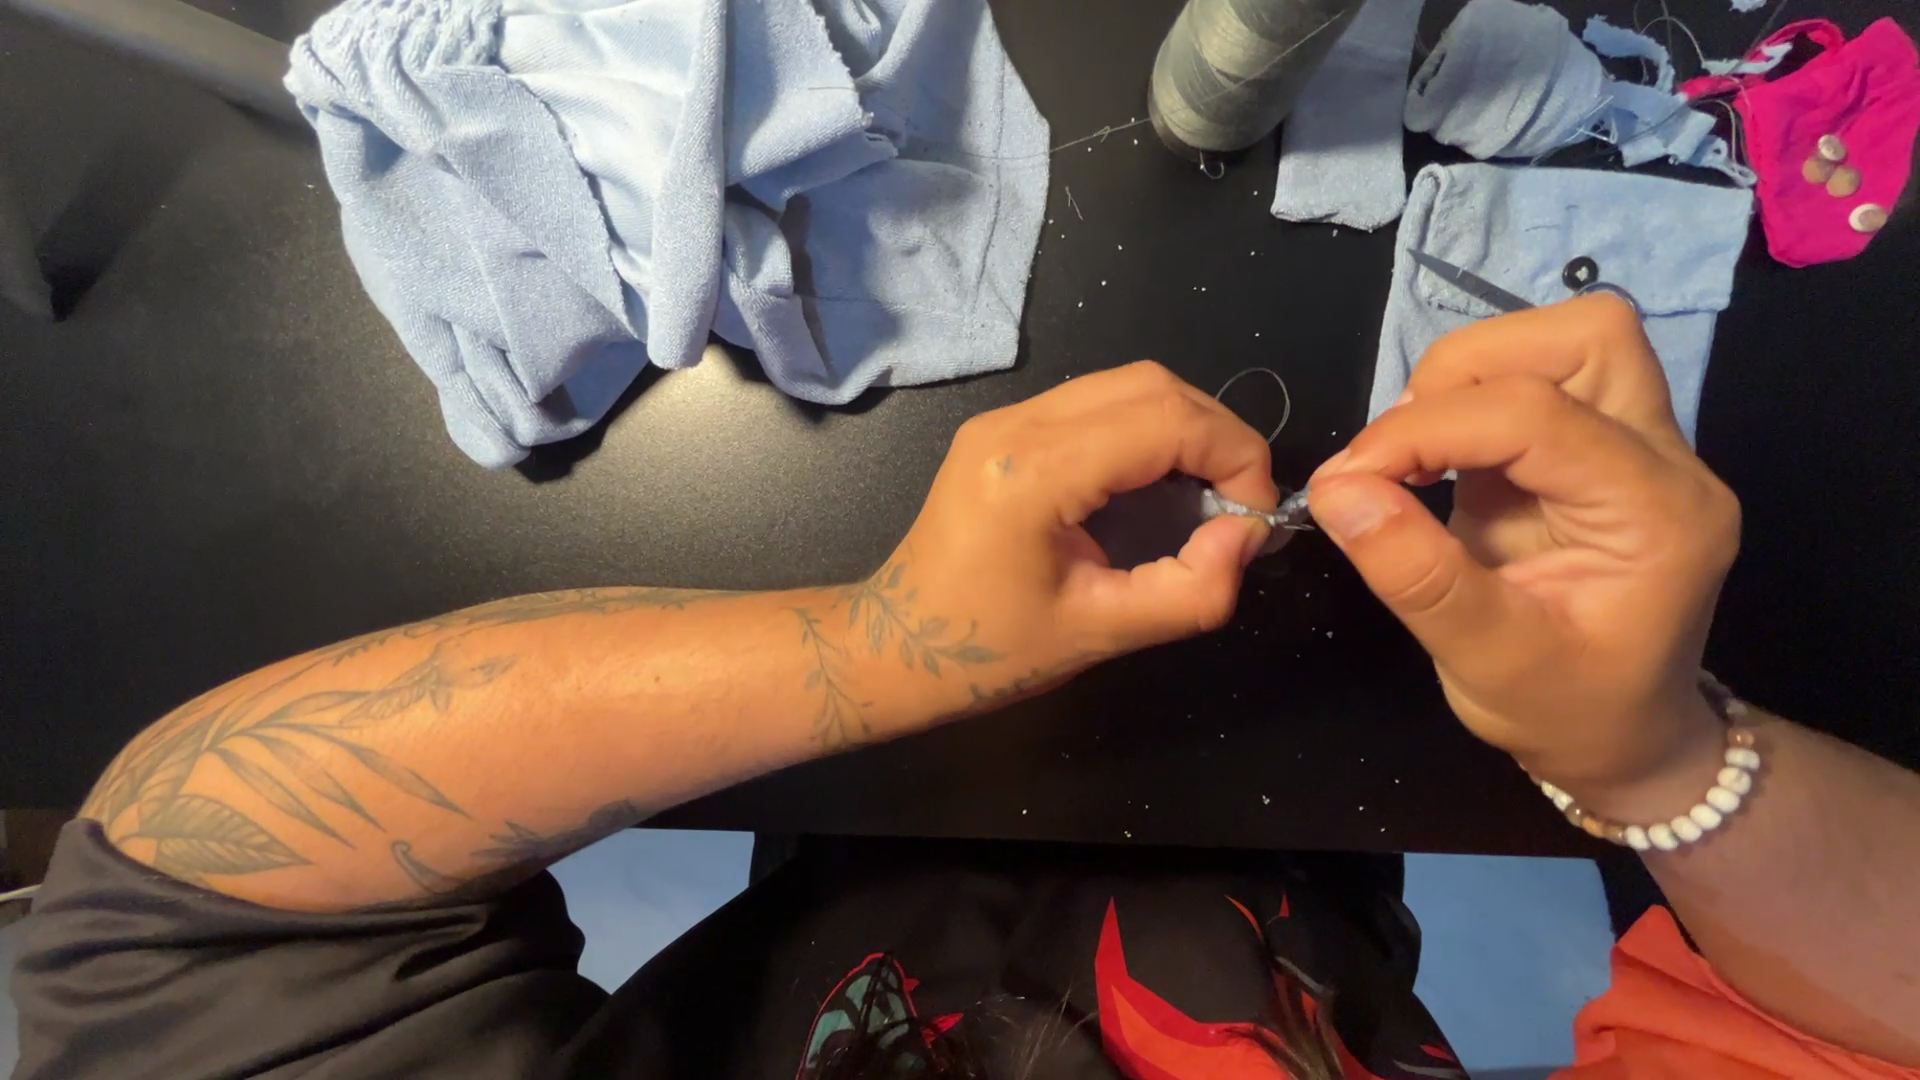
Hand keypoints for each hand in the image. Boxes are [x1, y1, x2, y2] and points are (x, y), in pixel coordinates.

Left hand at [894, 361, 1276, 687]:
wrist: (898, 644)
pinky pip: (1092, 404)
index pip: (1166, 420)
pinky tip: (1151, 484)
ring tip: (1201, 494)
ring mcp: (1001, 420)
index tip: (1252, 517)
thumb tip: (1247, 534)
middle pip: (1150, 384)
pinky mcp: (1000, 430)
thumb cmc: (990, 652)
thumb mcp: (1102, 633)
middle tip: (1234, 502)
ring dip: (1181, 428)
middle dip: (1215, 435)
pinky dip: (1142, 432)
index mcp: (1033, 471)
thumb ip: (1193, 589)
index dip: (1234, 456)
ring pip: (1123, 385)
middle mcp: (1014, 425)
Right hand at [1309, 297, 1742, 805]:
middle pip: (1579, 338)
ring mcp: (1623, 447)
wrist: (1617, 734)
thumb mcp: (1481, 658)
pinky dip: (1455, 402)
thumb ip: (1412, 572)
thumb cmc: (1562, 707)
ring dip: (1459, 379)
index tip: (1342, 481)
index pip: (1533, 414)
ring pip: (1557, 342)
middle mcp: (1655, 458)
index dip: (1420, 431)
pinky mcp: (1576, 450)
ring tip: (1406, 453)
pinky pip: (1524, 380)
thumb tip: (1333, 489)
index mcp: (1652, 512)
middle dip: (1460, 376)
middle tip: (1396, 451)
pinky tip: (1421, 460)